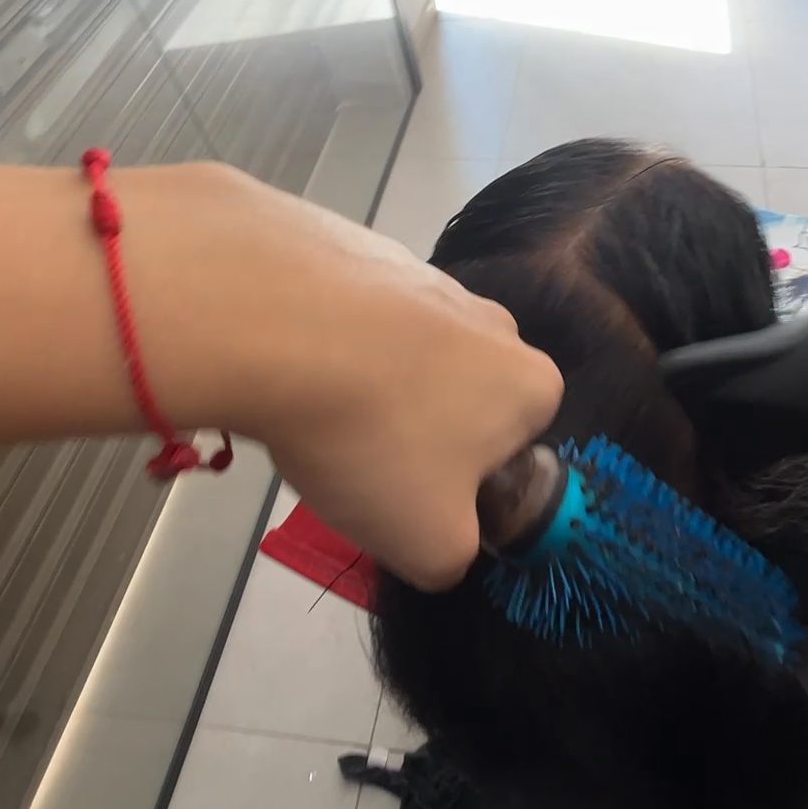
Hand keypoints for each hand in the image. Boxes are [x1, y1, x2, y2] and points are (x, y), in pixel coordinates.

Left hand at [121, 164, 563, 590]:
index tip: (412, 490)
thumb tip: (446, 537)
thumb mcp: (430, 545)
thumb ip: (457, 558)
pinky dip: (337, 339)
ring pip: (411, 353)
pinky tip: (294, 361)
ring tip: (318, 408)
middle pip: (464, 395)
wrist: (276, 324)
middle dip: (422, 428)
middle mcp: (495, 321)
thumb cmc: (375, 439)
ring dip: (376, 383)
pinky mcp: (369, 250)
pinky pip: (362, 314)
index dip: (465, 479)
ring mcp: (431, 275)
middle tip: (363, 455)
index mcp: (531, 384)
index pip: (517, 445)